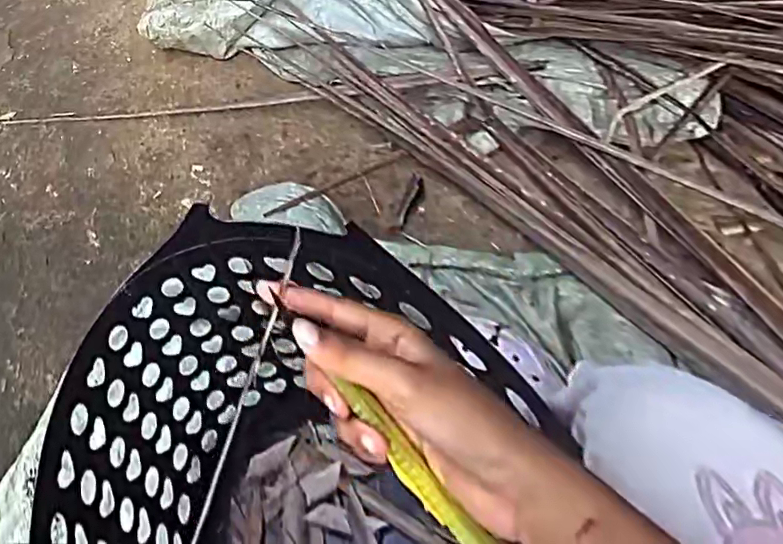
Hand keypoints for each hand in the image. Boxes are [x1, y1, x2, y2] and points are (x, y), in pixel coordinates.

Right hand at [266, 282, 672, 543]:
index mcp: (389, 336)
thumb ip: (346, 357)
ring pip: (335, 394)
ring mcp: (385, 397)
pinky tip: (383, 449)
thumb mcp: (402, 384)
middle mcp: (383, 362)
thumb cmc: (472, 425)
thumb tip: (302, 330)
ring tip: (375, 434)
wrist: (515, 492)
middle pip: (325, 357)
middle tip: (338, 398)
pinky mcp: (389, 430)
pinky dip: (360, 440)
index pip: (332, 309)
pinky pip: (351, 426)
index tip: (266, 290)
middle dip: (327, 381)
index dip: (298, 299)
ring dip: (348, 418)